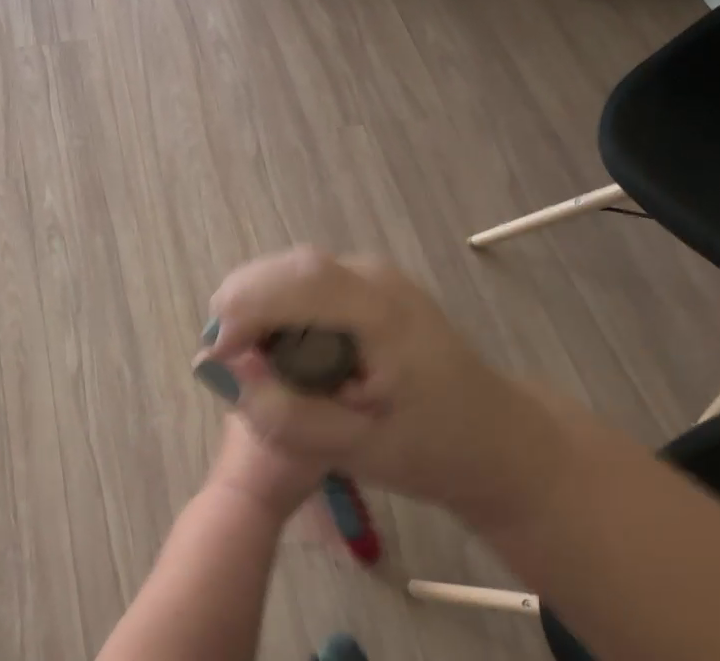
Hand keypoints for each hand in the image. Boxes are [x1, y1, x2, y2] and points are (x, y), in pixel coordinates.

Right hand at [200, 247, 563, 528]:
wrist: (502, 441)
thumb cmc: (434, 451)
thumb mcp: (357, 449)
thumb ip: (286, 413)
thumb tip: (223, 371)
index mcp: (383, 314)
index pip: (294, 283)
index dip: (241, 312)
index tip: (217, 358)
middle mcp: (372, 278)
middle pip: (279, 269)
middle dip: (237, 309)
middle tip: (225, 361)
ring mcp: (367, 273)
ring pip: (280, 270)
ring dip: (250, 307)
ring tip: (251, 359)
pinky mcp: (359, 281)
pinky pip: (293, 279)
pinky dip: (268, 306)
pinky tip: (276, 347)